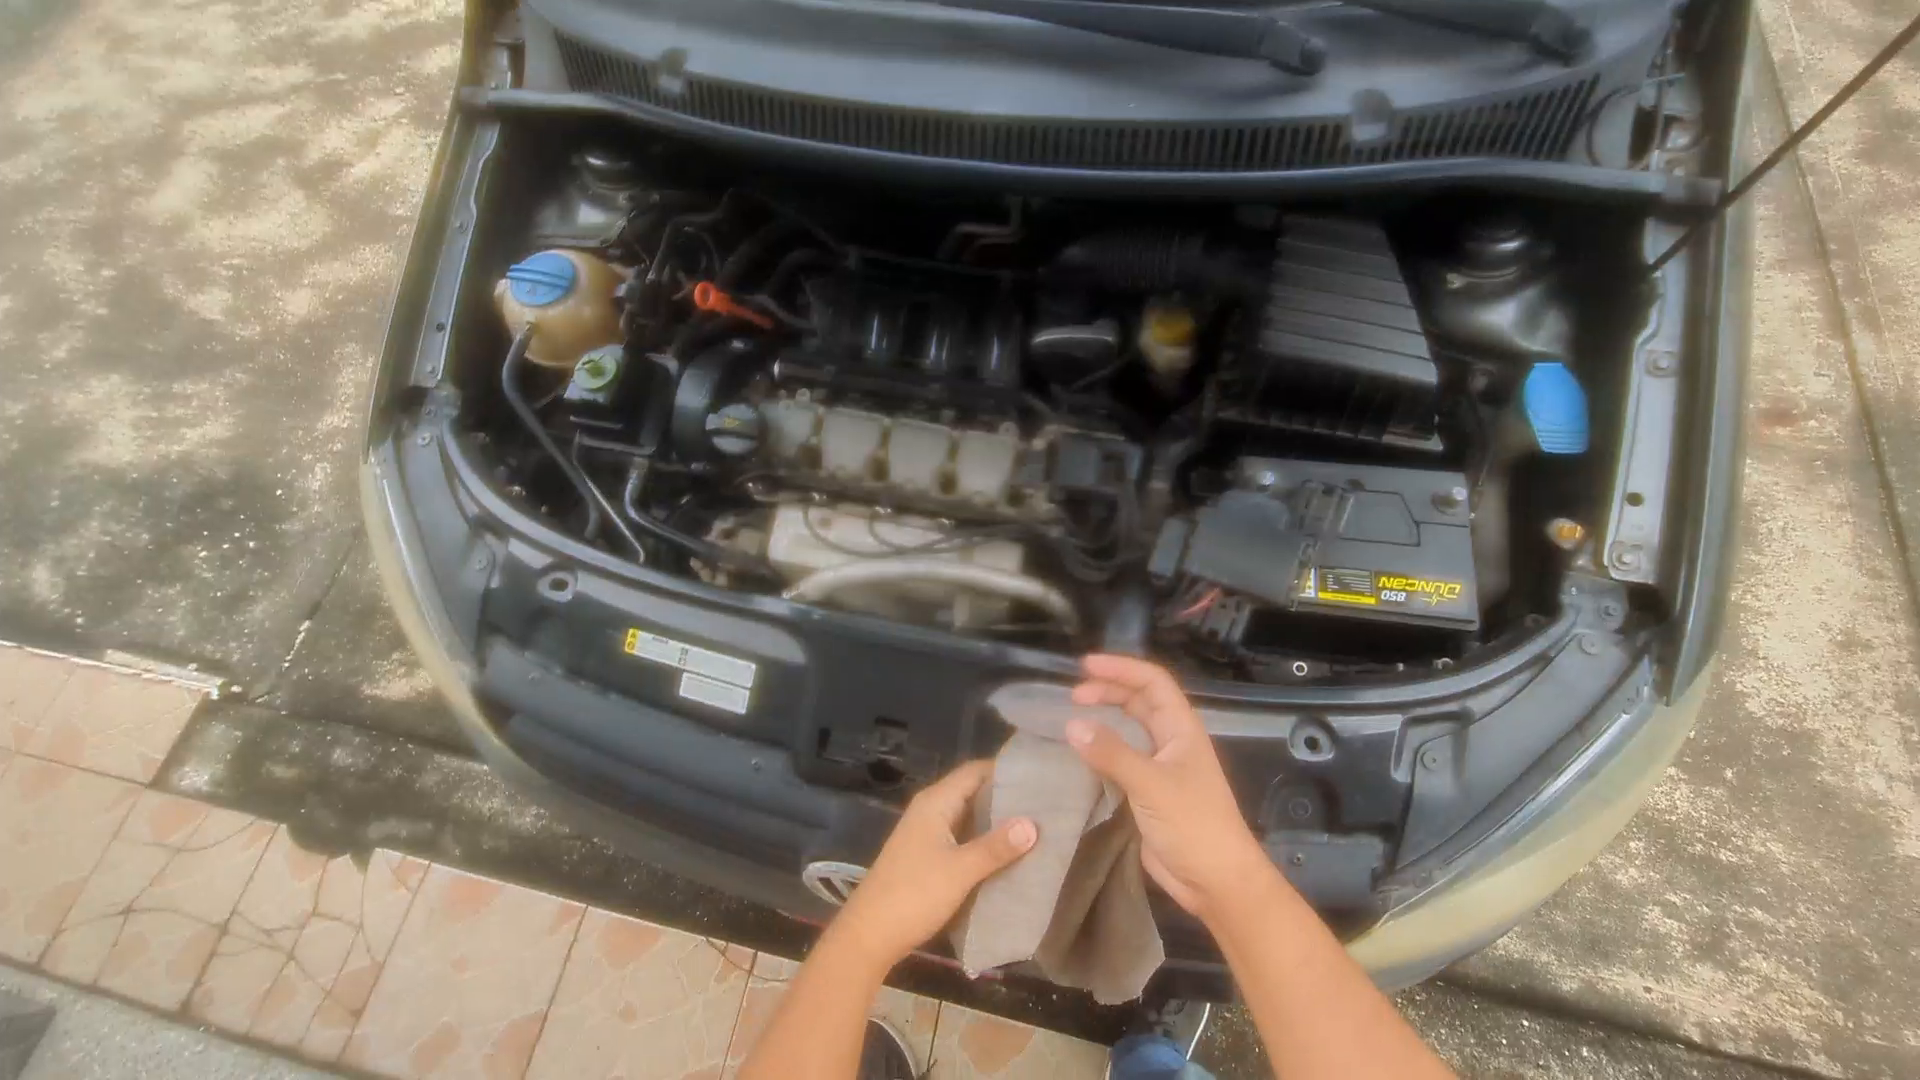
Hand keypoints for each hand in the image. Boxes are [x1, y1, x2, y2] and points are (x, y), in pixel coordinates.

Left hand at [831, 760, 1035, 969]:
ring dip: (996, 822)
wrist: (869, 935)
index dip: (1006, 770)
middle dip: (1006, 797)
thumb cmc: (914, 894)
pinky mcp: (927, 857)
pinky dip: (983, 841)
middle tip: (1046, 803)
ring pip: (968, 818)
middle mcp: (930, 811)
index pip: (975, 771)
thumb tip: (1033, 823)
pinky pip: (962, 838)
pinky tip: (1008, 854)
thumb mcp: (960, 870)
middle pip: (973, 792)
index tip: (1040, 776)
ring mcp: (926, 834)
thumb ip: (996, 847)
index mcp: (935, 802)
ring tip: (1036, 826)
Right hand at [1066, 654, 1275, 921]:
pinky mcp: (1148, 794)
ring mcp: (1160, 769)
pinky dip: (1100, 752)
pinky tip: (1079, 756)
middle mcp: (1172, 742)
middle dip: (1108, 691)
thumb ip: (1112, 753)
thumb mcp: (1151, 785)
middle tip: (1072, 696)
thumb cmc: (1194, 825)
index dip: (1121, 669)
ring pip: (1129, 731)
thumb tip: (1072, 724)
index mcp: (1182, 730)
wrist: (1216, 882)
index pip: (1153, 683)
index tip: (1085, 665)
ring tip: (1072, 718)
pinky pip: (1120, 761)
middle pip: (1140, 702)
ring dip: (1104, 720)